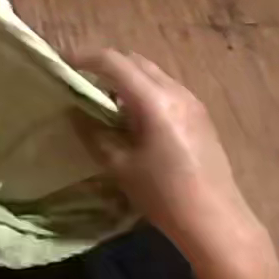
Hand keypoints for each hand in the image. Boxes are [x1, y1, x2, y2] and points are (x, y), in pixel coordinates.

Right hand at [76, 50, 272, 276]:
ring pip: (151, 73)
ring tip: (104, 101)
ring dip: (126, 78)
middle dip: (105, 65)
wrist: (215, 220)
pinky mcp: (199, 114)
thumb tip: (77, 113)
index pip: (114, 62)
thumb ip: (95, 134)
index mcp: (154, 100)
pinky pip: (165, 88)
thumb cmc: (164, 195)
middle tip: (81, 81)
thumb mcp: (121, 166)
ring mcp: (191, 101)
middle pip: (134, 61)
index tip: (63, 64)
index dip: (85, 58)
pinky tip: (132, 117)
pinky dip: (143, 91)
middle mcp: (175, 91)